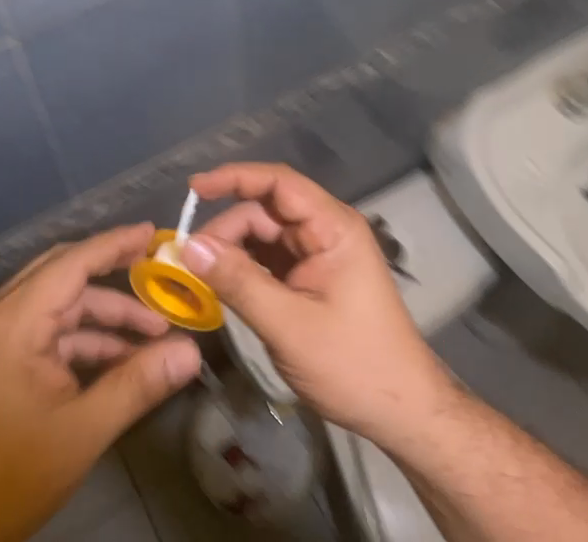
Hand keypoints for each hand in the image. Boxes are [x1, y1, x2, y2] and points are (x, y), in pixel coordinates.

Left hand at [0, 224, 201, 541]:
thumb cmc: (13, 472)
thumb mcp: (84, 428)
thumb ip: (139, 383)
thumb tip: (192, 351)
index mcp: (15, 319)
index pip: (74, 261)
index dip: (116, 243)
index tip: (156, 233)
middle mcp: (1, 314)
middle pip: (66, 274)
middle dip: (116, 274)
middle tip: (163, 273)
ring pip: (62, 305)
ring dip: (106, 316)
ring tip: (159, 333)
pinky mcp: (1, 359)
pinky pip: (50, 331)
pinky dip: (87, 340)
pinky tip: (125, 360)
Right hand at [182, 163, 455, 447]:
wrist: (400, 410)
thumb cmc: (353, 363)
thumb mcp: (288, 325)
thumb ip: (238, 282)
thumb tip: (189, 247)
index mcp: (332, 228)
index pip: (279, 183)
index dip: (235, 178)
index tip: (193, 189)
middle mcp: (325, 232)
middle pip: (265, 211)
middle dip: (225, 229)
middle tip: (186, 262)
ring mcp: (318, 256)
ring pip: (262, 236)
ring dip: (230, 251)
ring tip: (196, 276)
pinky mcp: (310, 279)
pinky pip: (268, 260)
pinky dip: (242, 269)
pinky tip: (218, 286)